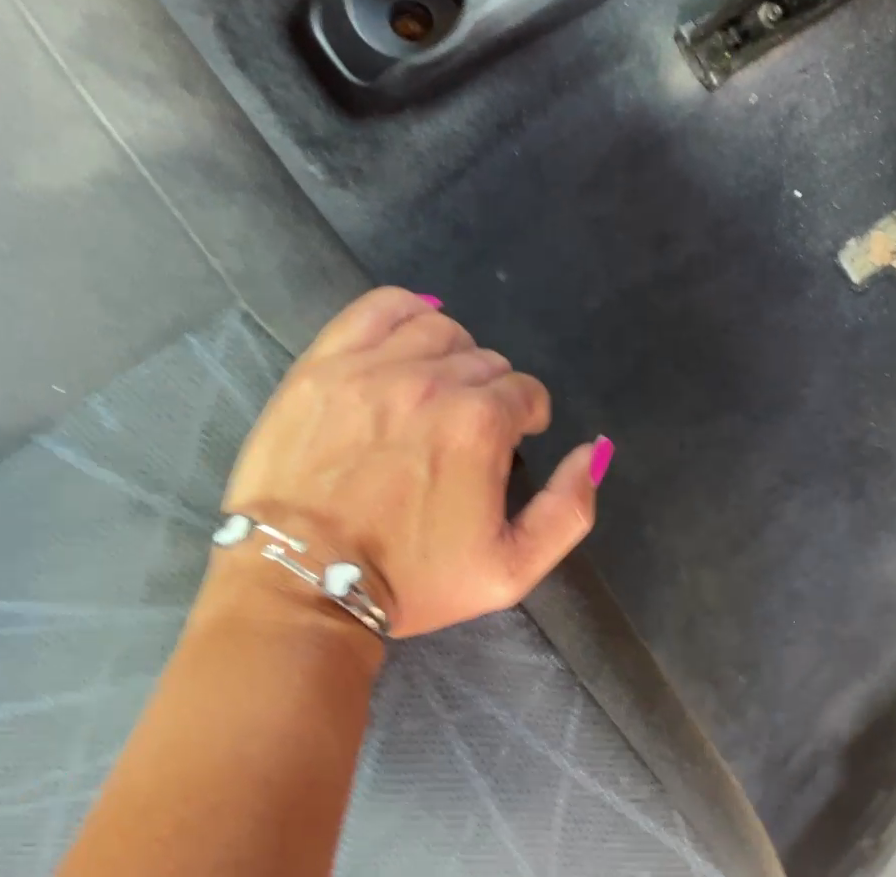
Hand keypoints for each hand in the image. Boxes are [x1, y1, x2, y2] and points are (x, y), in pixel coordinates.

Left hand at [220, 287, 610, 637]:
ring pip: (441, 329)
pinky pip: (379, 308)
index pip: (527, 392)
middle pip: (487, 361)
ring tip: (435, 392)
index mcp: (480, 423)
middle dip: (489, 395)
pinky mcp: (323, 364)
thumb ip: (569, 508)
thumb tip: (595, 448)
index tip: (503, 450)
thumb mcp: (512, 568)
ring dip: (452, 356)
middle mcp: (432, 381)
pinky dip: (405, 313)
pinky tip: (407, 342)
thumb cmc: (411, 580)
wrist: (300, 586)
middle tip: (464, 436)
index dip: (524, 420)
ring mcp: (372, 367)